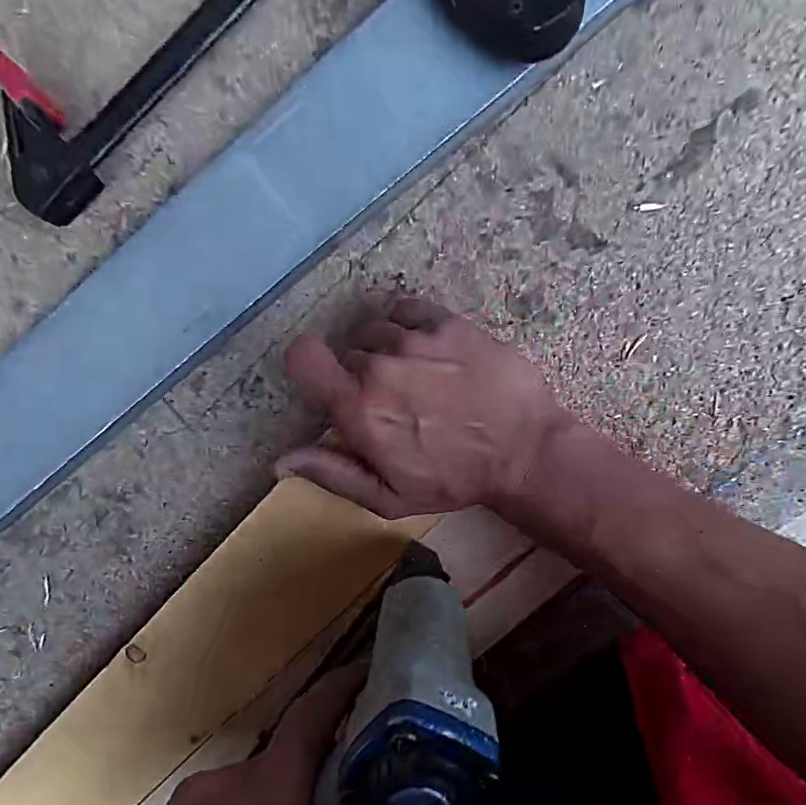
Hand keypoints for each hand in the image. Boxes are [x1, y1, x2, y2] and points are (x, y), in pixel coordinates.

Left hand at [53, 667, 392, 804]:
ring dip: (286, 798)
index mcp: (266, 792)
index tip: (372, 667)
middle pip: (290, 754)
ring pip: (260, 779)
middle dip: (322, 771)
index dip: (345, 683)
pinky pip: (228, 798)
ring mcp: (189, 801)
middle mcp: (223, 781)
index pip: (312, 713)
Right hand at [277, 297, 577, 517]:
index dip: (307, 364)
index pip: (302, 357)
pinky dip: (407, 323)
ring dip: (384, 346)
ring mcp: (416, 338)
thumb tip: (280, 461)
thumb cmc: (458, 480)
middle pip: (347, 350)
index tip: (325, 378)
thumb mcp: (392, 495)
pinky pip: (408, 309)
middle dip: (359, 370)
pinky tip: (425, 345)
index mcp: (359, 408)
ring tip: (414, 373)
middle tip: (391, 397)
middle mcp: (380, 364)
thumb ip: (334, 474)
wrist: (524, 450)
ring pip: (377, 328)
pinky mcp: (449, 323)